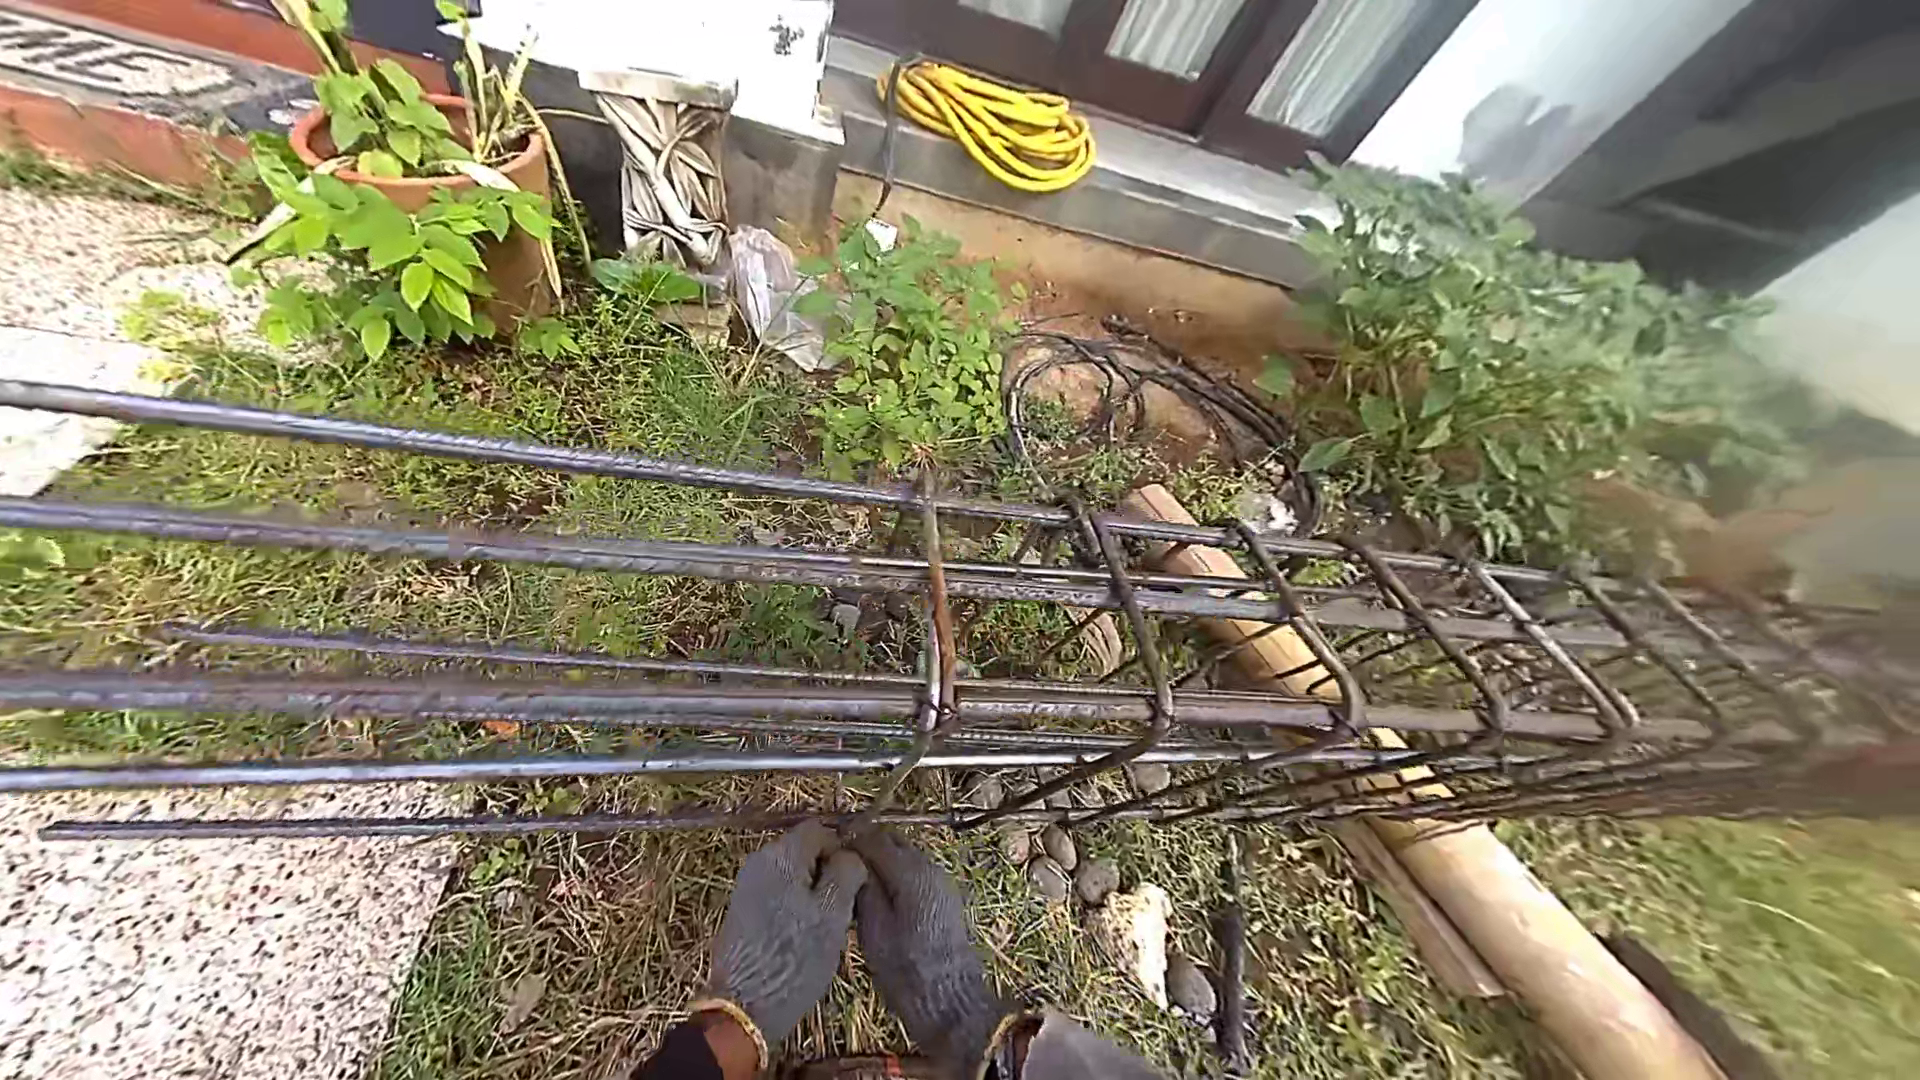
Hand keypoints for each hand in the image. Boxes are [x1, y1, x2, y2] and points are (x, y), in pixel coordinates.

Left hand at [705, 820, 867, 1047]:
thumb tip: (849, 853)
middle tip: (840, 908)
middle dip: (826, 872)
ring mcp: (746, 884)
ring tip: (822, 926)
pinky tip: (801, 934)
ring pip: (793, 872)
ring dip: (811, 890)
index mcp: (781, 854)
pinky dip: (793, 903)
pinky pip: (777, 891)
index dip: (841, 849)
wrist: (742, 1013)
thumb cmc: (794, 958)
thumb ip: (847, 870)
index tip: (852, 882)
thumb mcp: (834, 913)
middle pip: (805, 849)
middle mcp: (759, 860)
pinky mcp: (741, 908)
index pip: (820, 829)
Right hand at [852, 829, 1004, 1072]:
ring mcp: (939, 877)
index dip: (851, 838)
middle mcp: (928, 865)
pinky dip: (896, 870)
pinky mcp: (943, 892)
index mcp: (911, 871)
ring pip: (905, 853)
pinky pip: (915, 869)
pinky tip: (881, 891)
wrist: (950, 1000)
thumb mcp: (874, 931)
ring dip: (883, 856)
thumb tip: (853, 860)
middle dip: (868, 843)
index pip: (876, 838)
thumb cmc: (906, 970)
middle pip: (893, 839)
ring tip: (858, 877)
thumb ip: (864, 888)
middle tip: (842, 860)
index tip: (830, 846)